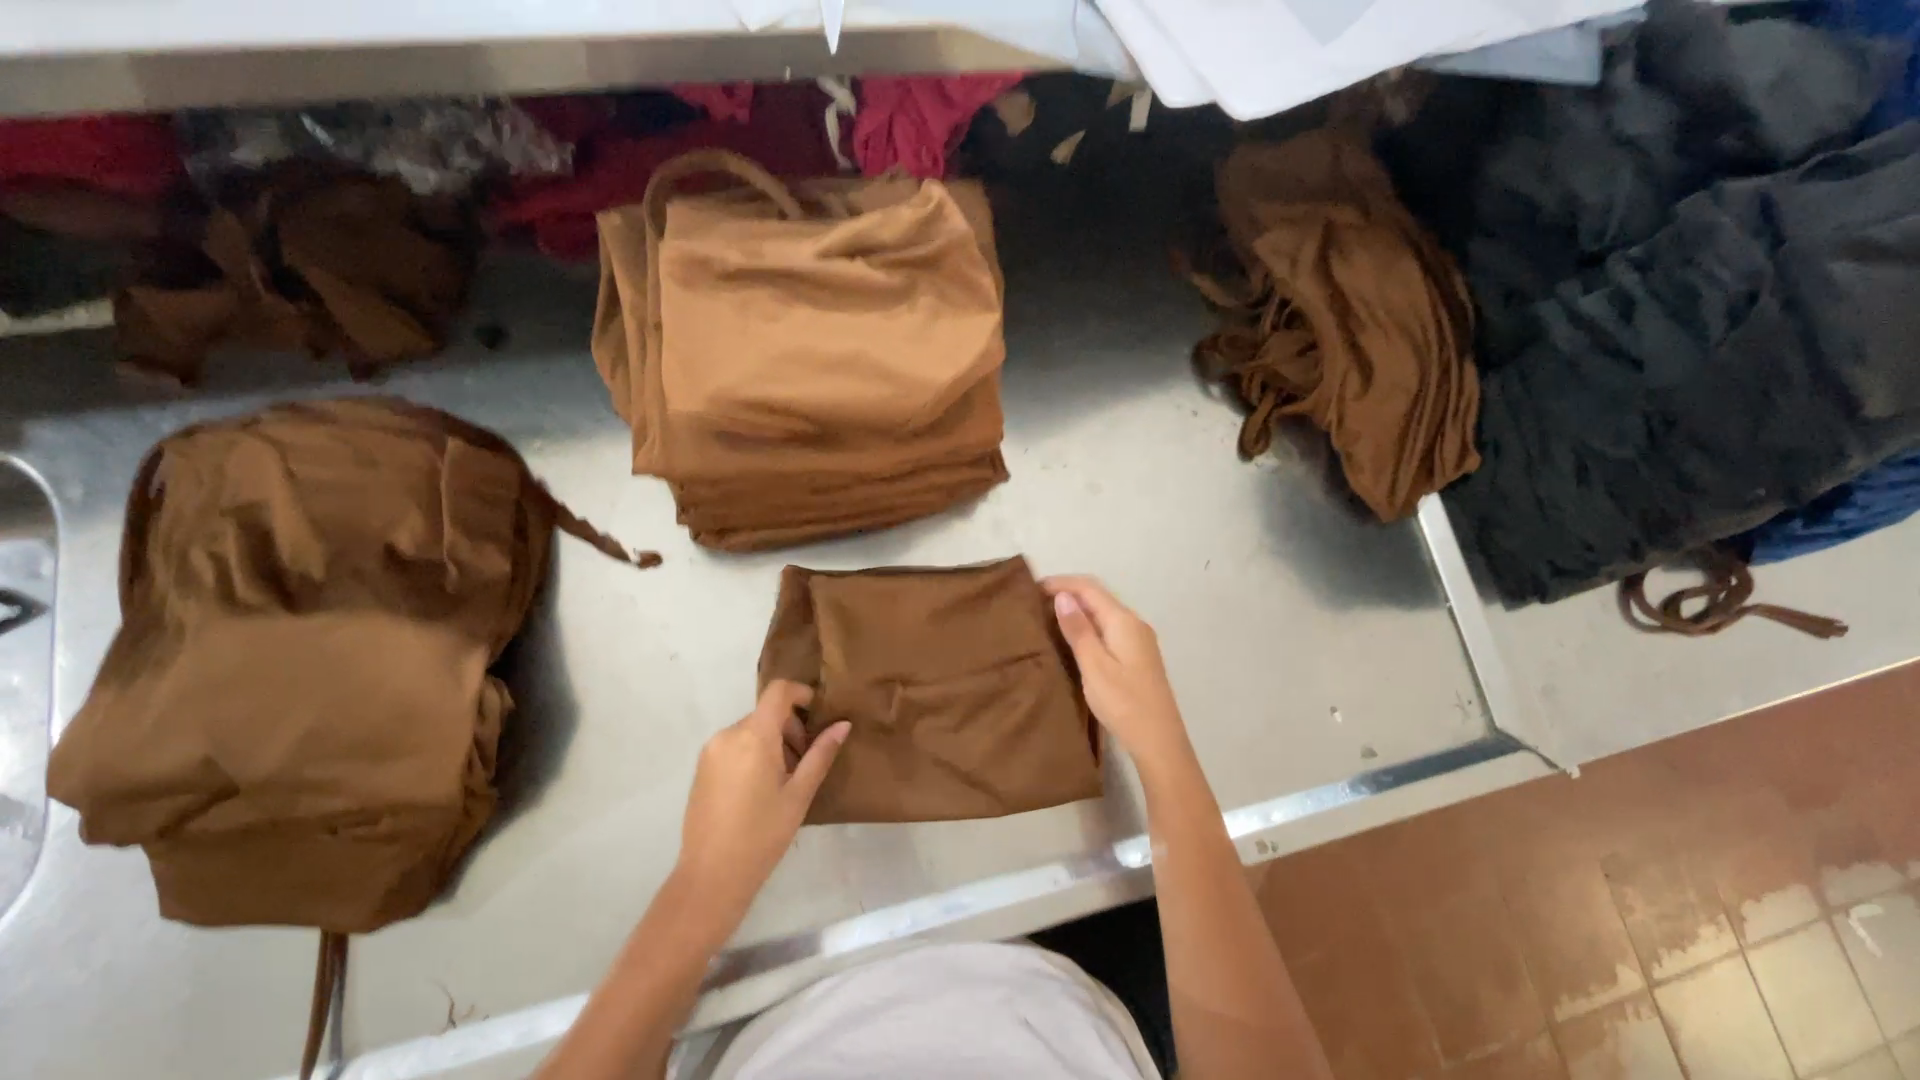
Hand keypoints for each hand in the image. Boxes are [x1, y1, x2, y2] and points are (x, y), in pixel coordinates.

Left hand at [674, 681, 848, 921]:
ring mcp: (710, 751)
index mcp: (754, 736)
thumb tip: (842, 724)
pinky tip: (760, 791)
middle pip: (766, 714)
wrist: (711, 875)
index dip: (802, 694)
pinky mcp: (701, 768)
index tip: (819, 716)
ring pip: (750, 731)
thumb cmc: (763, 835)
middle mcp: (728, 735)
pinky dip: (753, 754)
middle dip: (791, 729)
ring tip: (784, 782)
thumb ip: (821, 754)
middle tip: (805, 764)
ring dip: (772, 744)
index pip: (779, 692)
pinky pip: (734, 746)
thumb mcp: (799, 794)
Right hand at [1043, 576, 1194, 774]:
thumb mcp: (1094, 666)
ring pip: (1104, 613)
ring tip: (1048, 619)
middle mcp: (1134, 623)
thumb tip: (1063, 596)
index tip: (1032, 589)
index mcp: (1124, 621)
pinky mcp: (1138, 656)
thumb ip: (1078, 630)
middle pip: (1098, 597)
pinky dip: (1089, 625)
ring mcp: (1139, 640)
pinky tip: (1074, 639)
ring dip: (1078, 610)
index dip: (1061, 583)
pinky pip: (1109, 628)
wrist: (1159, 741)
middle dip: (1068, 594)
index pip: (1089, 588)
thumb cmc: (1124, 703)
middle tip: (1036, 604)